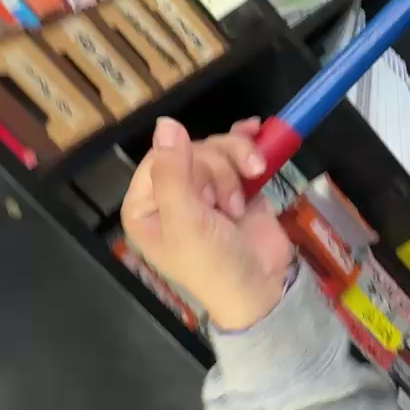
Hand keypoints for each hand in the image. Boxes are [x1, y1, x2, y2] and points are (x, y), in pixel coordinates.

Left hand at [121, 116, 295, 330]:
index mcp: (147, 206)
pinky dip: (250, 144)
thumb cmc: (213, 264)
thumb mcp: (187, 222)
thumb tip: (166, 123)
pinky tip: (259, 132)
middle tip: (228, 205)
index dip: (189, 164)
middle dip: (220, 170)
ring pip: (220, 149)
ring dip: (240, 161)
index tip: (207, 190)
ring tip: (252, 182)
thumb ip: (175, 172)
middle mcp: (173, 194)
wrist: (262, 286)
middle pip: (194, 150)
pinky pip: (240, 154)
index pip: (160, 158)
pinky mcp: (239, 187)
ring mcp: (209, 190)